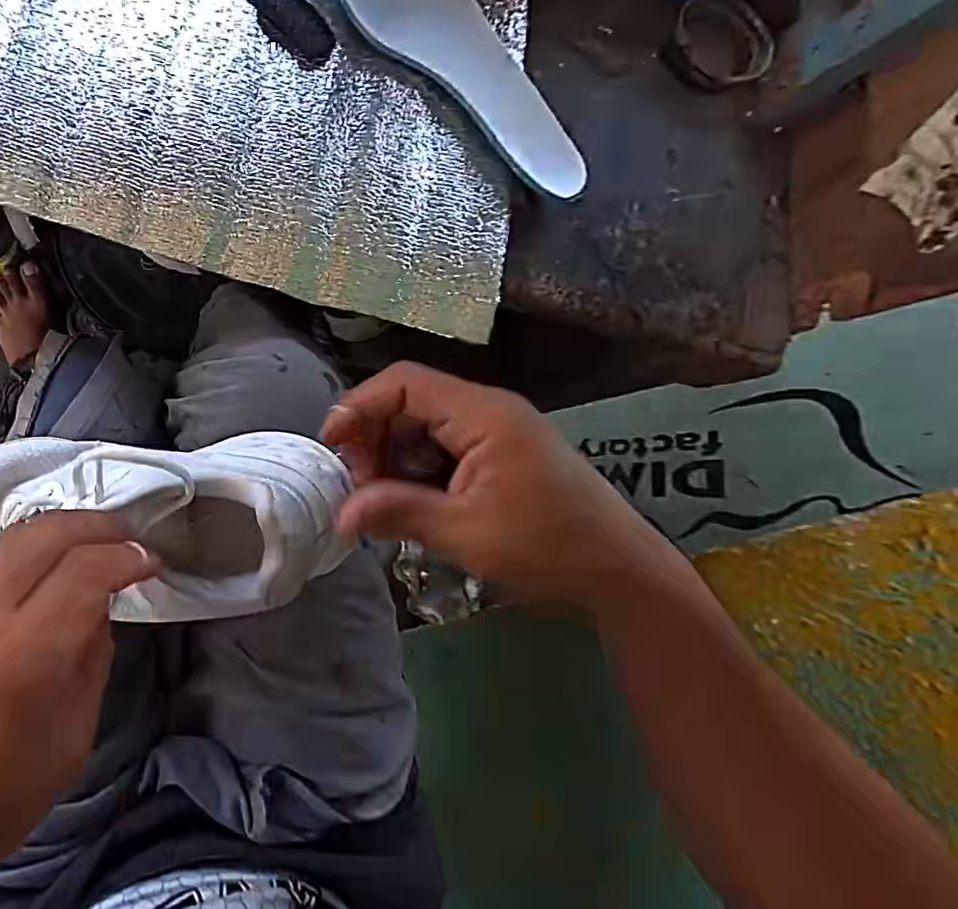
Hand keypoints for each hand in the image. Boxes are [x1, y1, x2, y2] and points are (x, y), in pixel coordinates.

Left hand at [0, 261, 50, 363]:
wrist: (30, 352)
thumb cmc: (42, 330)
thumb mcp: (43, 303)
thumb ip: (36, 283)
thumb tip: (28, 265)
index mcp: (27, 296)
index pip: (20, 277)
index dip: (17, 269)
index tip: (16, 263)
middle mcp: (13, 302)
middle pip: (6, 285)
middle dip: (4, 277)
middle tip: (3, 271)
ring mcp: (4, 314)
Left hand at [0, 511, 155, 908]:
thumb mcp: (65, 749)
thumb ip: (89, 666)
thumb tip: (98, 611)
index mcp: (24, 653)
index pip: (87, 572)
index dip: (127, 556)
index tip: (147, 558)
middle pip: (46, 535)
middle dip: (94, 525)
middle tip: (121, 532)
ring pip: (1, 537)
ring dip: (47, 532)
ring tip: (71, 543)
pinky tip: (5, 565)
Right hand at [321, 361, 679, 609]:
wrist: (624, 574)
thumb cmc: (550, 548)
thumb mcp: (464, 532)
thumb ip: (397, 512)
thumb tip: (340, 514)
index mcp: (484, 415)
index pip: (403, 382)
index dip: (359, 406)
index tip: (334, 444)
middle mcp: (488, 409)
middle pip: (406, 399)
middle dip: (371, 435)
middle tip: (359, 482)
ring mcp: (495, 428)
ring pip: (418, 421)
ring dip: (389, 453)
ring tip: (381, 495)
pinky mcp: (497, 449)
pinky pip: (438, 441)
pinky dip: (413, 464)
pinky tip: (409, 497)